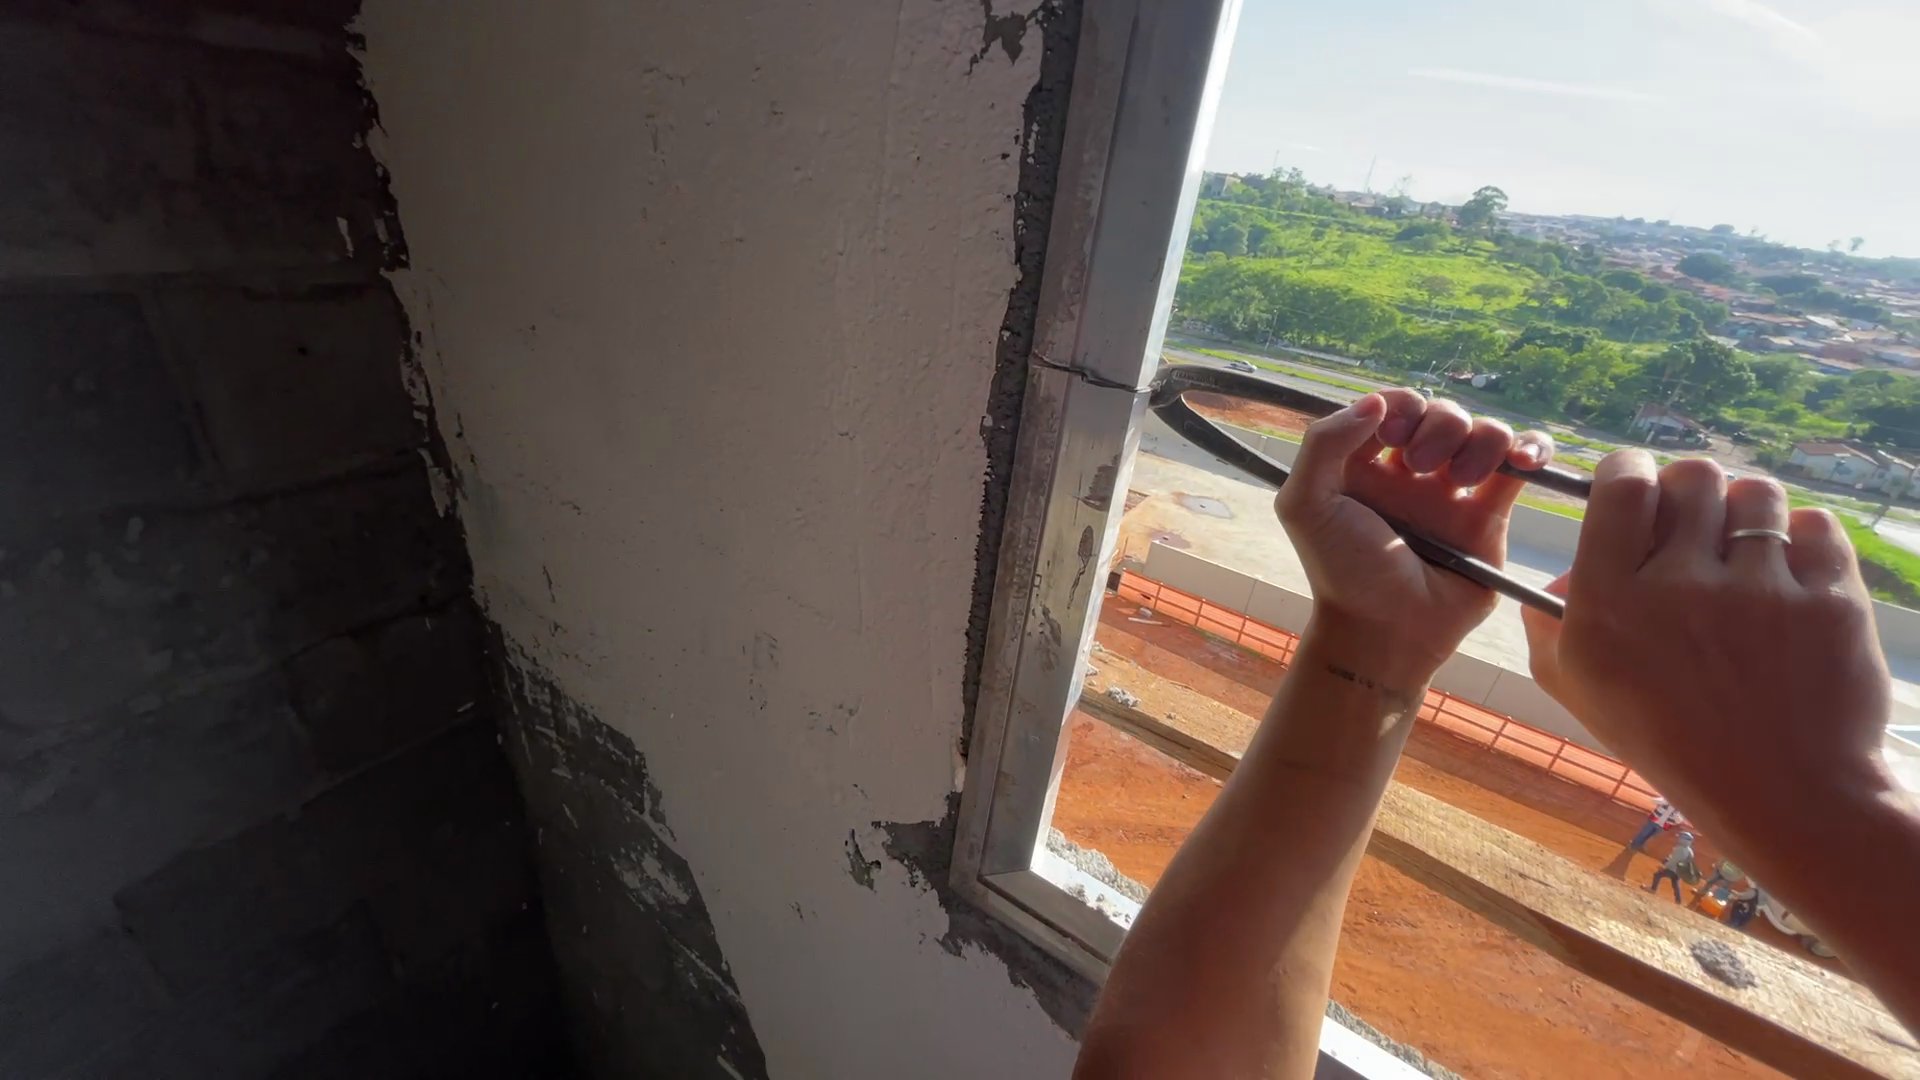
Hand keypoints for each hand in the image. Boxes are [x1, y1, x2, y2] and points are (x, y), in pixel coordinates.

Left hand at [1275, 390, 1554, 679]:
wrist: (1388, 627)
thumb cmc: (1341, 568)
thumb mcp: (1306, 504)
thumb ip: (1323, 445)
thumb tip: (1375, 402)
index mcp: (1357, 467)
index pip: (1385, 408)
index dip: (1396, 405)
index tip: (1392, 433)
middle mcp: (1402, 474)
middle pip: (1437, 413)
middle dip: (1437, 424)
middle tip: (1420, 465)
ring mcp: (1447, 492)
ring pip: (1481, 431)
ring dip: (1480, 439)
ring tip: (1460, 479)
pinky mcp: (1488, 514)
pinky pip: (1520, 463)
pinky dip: (1530, 448)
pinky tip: (1522, 461)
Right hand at [1521, 453, 1894, 837]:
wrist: (1778, 785)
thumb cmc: (1654, 731)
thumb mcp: (1567, 680)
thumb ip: (1547, 620)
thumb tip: (1566, 574)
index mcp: (1611, 598)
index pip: (1621, 491)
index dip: (1623, 468)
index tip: (1625, 475)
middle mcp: (1682, 582)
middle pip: (1690, 478)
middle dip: (1681, 482)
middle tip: (1681, 508)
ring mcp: (1762, 589)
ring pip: (1755, 493)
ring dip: (1738, 501)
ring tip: (1736, 532)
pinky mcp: (1832, 601)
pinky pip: (1814, 527)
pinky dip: (1794, 531)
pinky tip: (1778, 560)